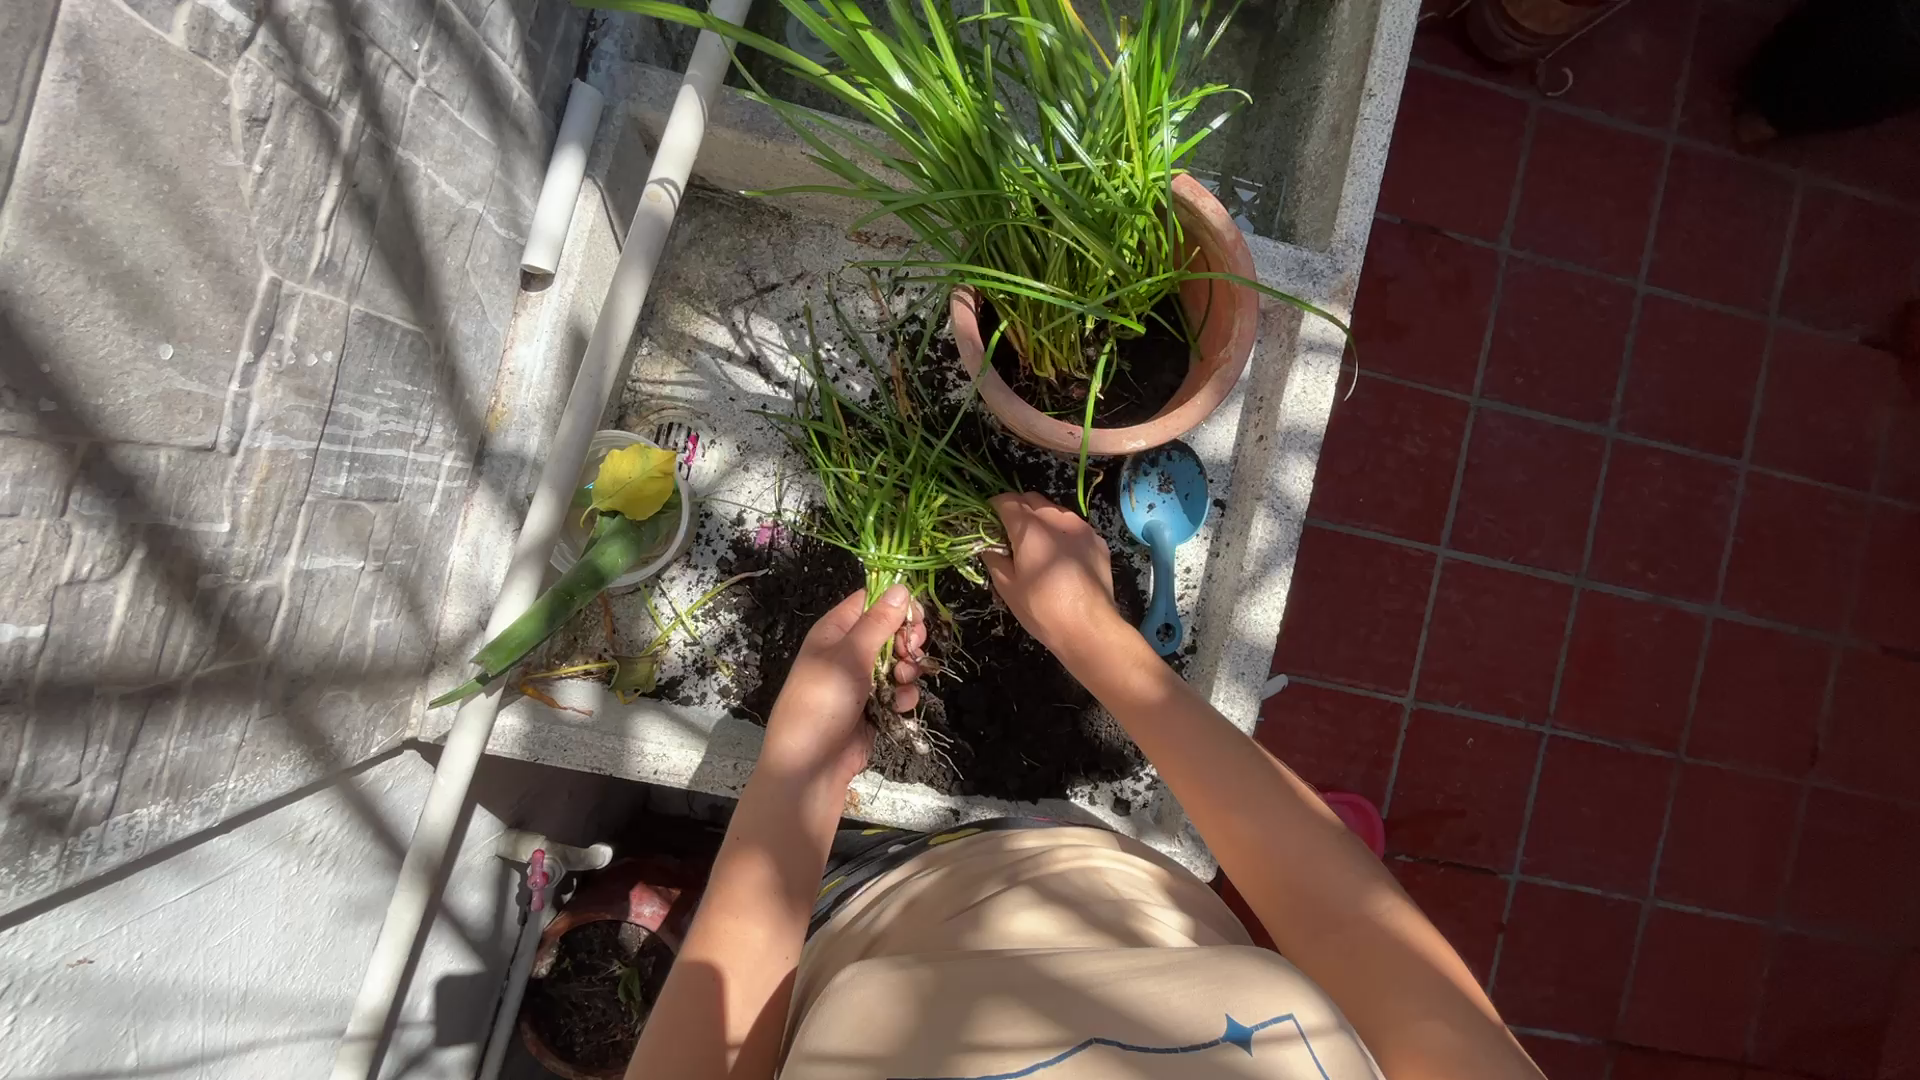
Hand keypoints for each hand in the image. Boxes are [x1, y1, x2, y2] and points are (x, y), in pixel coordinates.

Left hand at [762, 584, 927, 786]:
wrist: (812, 764)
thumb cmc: (823, 700)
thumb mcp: (850, 655)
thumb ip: (879, 622)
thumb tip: (901, 588)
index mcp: (835, 630)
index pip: (870, 601)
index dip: (896, 604)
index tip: (917, 614)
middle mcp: (849, 651)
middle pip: (891, 630)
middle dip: (906, 639)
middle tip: (911, 648)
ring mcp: (863, 679)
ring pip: (900, 661)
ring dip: (908, 669)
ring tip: (901, 680)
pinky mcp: (875, 706)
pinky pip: (899, 690)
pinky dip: (903, 696)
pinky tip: (898, 705)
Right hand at [981, 492, 1120, 655]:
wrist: (1089, 628)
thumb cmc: (1043, 609)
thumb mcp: (1007, 587)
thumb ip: (994, 559)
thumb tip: (989, 547)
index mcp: (1031, 529)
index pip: (1007, 501)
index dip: (994, 507)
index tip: (988, 519)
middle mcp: (1058, 520)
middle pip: (1032, 500)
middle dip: (1017, 509)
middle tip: (1008, 533)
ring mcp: (1082, 528)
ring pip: (1055, 510)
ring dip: (1041, 518)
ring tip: (1035, 544)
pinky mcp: (1098, 541)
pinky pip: (1074, 526)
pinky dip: (1061, 531)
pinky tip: (1059, 555)